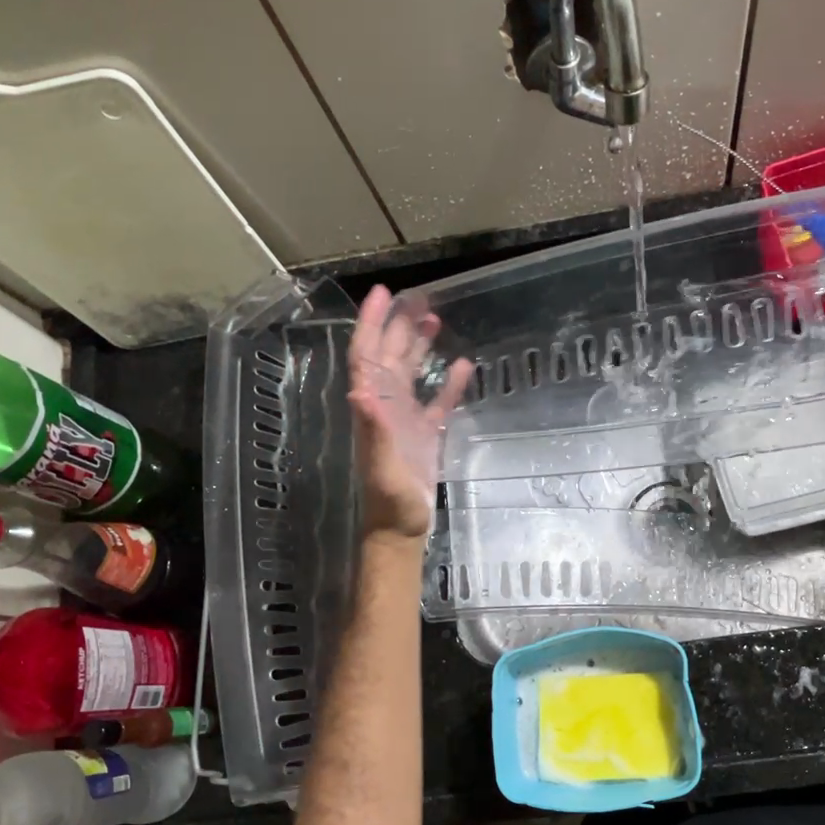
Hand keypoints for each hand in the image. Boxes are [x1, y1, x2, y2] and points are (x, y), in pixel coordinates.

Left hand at [348, 285, 472, 539]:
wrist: (402, 530)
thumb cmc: (390, 503)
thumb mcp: (383, 467)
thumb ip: (374, 430)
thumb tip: (360, 391)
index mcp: (374, 408)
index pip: (368, 355)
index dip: (373, 323)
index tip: (384, 294)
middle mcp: (386, 407)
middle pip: (390, 355)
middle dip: (400, 324)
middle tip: (419, 297)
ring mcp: (406, 419)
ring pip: (410, 372)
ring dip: (420, 344)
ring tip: (436, 317)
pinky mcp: (426, 435)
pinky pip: (438, 401)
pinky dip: (448, 383)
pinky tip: (464, 365)